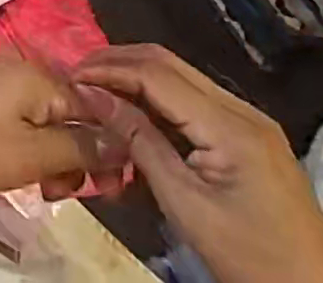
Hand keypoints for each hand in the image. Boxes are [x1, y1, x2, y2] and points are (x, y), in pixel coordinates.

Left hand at [0, 61, 94, 208]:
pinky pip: (18, 116)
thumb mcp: (34, 154)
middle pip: (70, 115)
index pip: (97, 112)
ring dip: (47, 155)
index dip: (106, 152)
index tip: (103, 190)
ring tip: (28, 182)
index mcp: (44, 78)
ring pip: (43, 119)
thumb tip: (122, 140)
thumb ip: (81, 148)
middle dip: (72, 157)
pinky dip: (23, 142)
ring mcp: (0, 77)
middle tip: (52, 191)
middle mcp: (26, 69)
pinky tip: (7, 163)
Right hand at [74, 46, 322, 282]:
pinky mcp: (248, 135)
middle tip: (78, 75)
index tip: (71, 77)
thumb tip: (91, 94)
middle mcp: (241, 108)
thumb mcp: (185, 204)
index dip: (109, 69)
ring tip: (97, 89)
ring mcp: (248, 120)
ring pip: (178, 76)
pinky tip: (133, 110)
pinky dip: (156, 97)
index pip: (156, 74)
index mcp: (230, 125)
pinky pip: (192, 99)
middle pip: (167, 63)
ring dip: (134, 76)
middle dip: (117, 62)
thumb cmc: (251, 259)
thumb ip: (138, 140)